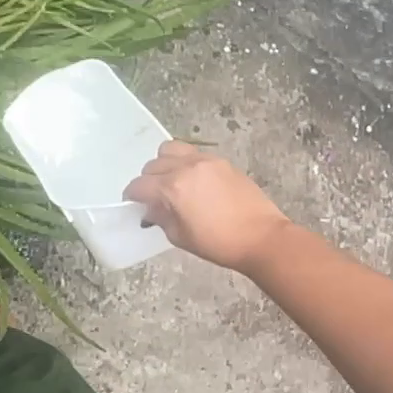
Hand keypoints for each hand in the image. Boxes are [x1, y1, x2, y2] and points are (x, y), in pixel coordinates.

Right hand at [122, 142, 296, 273]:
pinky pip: (193, 153)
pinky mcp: (222, 161)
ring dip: (164, 163)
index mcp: (172, 188)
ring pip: (171, 150)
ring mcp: (205, 161)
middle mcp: (185, 168)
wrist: (261, 237)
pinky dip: (185, 162)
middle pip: (153, 165)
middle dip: (148, 181)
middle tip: (153, 197)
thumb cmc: (218, 243)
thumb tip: (152, 209)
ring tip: (171, 180)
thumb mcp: (180, 236)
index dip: (131, 195)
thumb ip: (161, 217)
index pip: (139, 185)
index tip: (133, 203)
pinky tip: (193, 181)